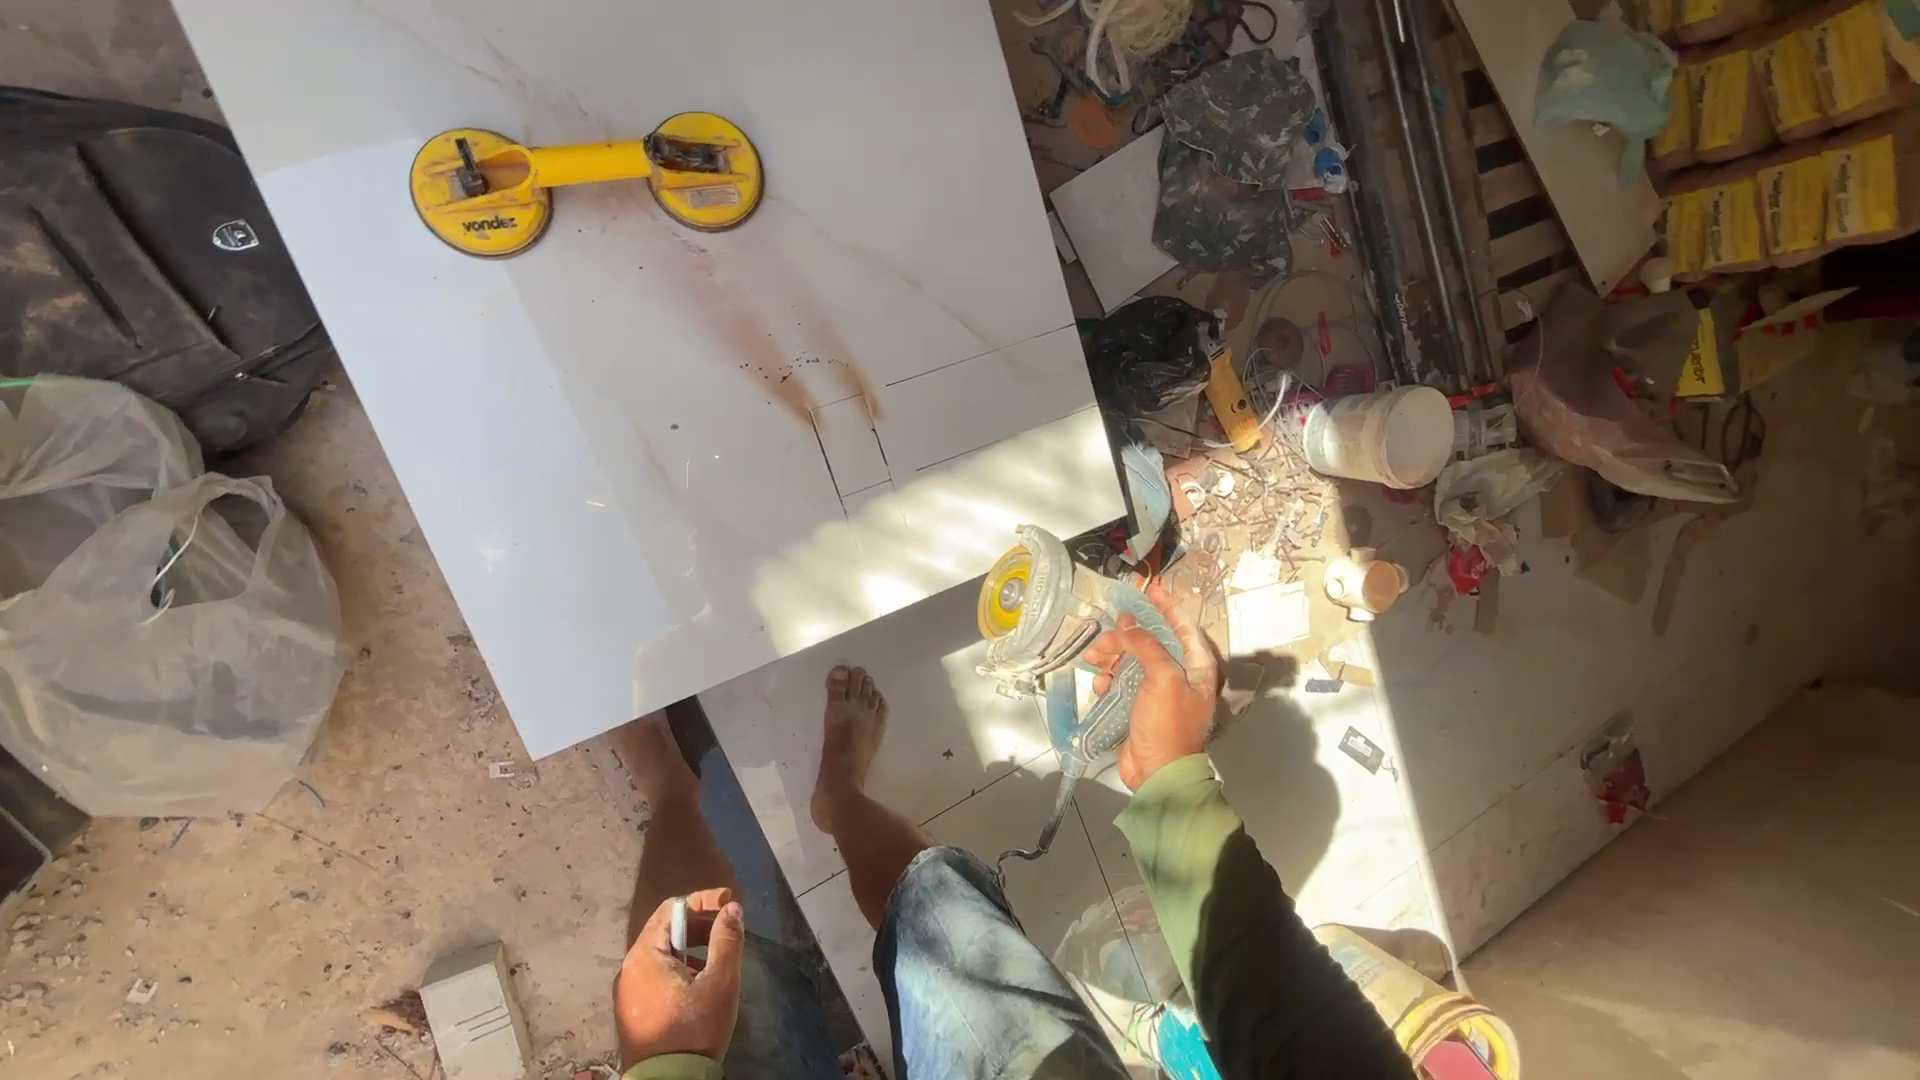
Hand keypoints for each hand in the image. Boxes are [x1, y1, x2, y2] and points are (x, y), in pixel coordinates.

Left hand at [615, 888, 746, 1067]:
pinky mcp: (634, 1009)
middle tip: (728, 928)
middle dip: (700, 923)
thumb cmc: (694, 1030)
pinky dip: (681, 966)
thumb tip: (731, 907)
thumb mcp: (720, 982)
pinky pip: (658, 973)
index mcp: (645, 956)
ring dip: (693, 945)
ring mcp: (628, 991)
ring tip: (719, 956)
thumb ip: (726, 940)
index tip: (730, 902)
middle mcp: (630, 968)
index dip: (703, 900)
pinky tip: (701, 981)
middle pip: (667, 929)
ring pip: (664, 952)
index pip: (672, 908)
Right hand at [1084, 578, 1218, 789]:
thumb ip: (1147, 646)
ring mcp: (1158, 691)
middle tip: (1105, 636)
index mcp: (1195, 667)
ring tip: (1095, 660)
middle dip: (1126, 636)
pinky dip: (1109, 680)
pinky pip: (1121, 682)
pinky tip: (1101, 686)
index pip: (1183, 627)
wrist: (1157, 772)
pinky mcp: (1138, 706)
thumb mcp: (1162, 679)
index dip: (1167, 606)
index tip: (1150, 589)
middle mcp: (1179, 675)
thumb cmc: (1168, 724)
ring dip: (1112, 657)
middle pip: (1151, 642)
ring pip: (1131, 660)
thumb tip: (1128, 623)